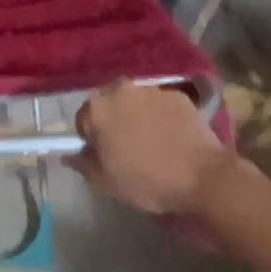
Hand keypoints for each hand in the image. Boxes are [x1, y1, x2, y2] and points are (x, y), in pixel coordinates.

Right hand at [70, 80, 237, 213]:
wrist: (203, 177)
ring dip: (137, 117)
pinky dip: (162, 117)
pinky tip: (172, 138)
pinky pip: (161, 105)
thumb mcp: (106, 182)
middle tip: (128, 149)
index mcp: (98, 108)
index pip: (83, 119)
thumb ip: (82, 164)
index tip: (106, 157)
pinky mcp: (178, 95)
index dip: (92, 140)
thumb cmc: (147, 181)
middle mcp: (121, 89)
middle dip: (114, 122)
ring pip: (135, 103)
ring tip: (153, 144)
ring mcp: (152, 89)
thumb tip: (66, 155)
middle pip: (109, 105)